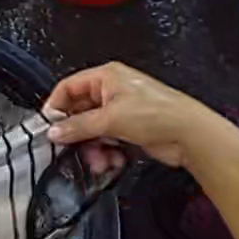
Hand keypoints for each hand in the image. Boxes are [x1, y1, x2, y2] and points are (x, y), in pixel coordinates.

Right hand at [43, 62, 224, 170]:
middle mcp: (112, 91)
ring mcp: (121, 110)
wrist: (190, 134)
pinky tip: (114, 161)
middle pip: (80, 112)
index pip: (69, 87)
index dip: (56, 106)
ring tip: (100, 161)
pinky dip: (107, 152)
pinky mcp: (130, 129)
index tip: (49, 127)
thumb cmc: (158, 114)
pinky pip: (107, 141)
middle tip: (72, 149)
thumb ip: (78, 126)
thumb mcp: (110, 119)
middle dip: (78, 134)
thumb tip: (55, 131)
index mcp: (106, 76)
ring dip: (93, 148)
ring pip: (93, 130)